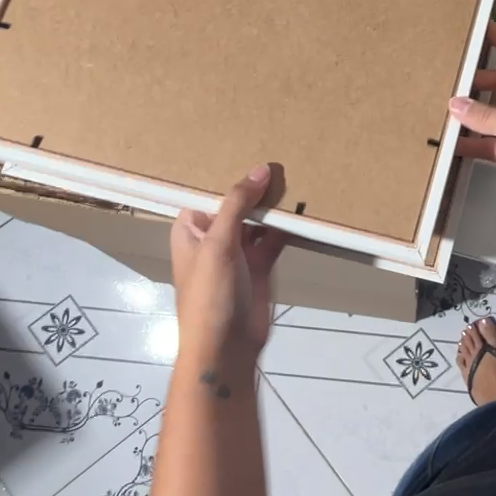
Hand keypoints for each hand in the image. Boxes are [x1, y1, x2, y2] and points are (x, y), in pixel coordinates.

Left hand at [170, 165, 286, 360]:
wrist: (226, 347)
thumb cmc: (209, 294)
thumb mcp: (218, 243)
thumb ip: (238, 204)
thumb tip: (261, 170)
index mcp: (191, 228)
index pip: (210, 192)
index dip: (228, 174)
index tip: (253, 148)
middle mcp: (214, 236)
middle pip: (238, 204)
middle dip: (257, 187)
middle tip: (284, 158)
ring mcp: (239, 251)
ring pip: (259, 219)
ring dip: (275, 206)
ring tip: (298, 177)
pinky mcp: (261, 265)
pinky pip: (275, 238)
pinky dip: (288, 227)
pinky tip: (304, 210)